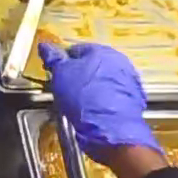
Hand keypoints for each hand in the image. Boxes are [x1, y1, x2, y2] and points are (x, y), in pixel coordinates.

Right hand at [38, 42, 162, 162]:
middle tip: (66, 90)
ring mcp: (129, 81)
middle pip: (91, 65)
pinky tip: (94, 112)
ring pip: (101, 81)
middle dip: (78, 75)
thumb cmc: (83, 99)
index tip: (54, 75)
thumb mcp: (61, 76)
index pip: (75, 50)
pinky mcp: (133, 100)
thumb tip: (45, 45)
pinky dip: (102, 101)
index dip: (62, 63)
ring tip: (79, 104)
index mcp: (101, 51)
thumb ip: (53, 59)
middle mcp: (119, 62)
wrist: (111, 131)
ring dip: (91, 89)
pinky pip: (111, 96)